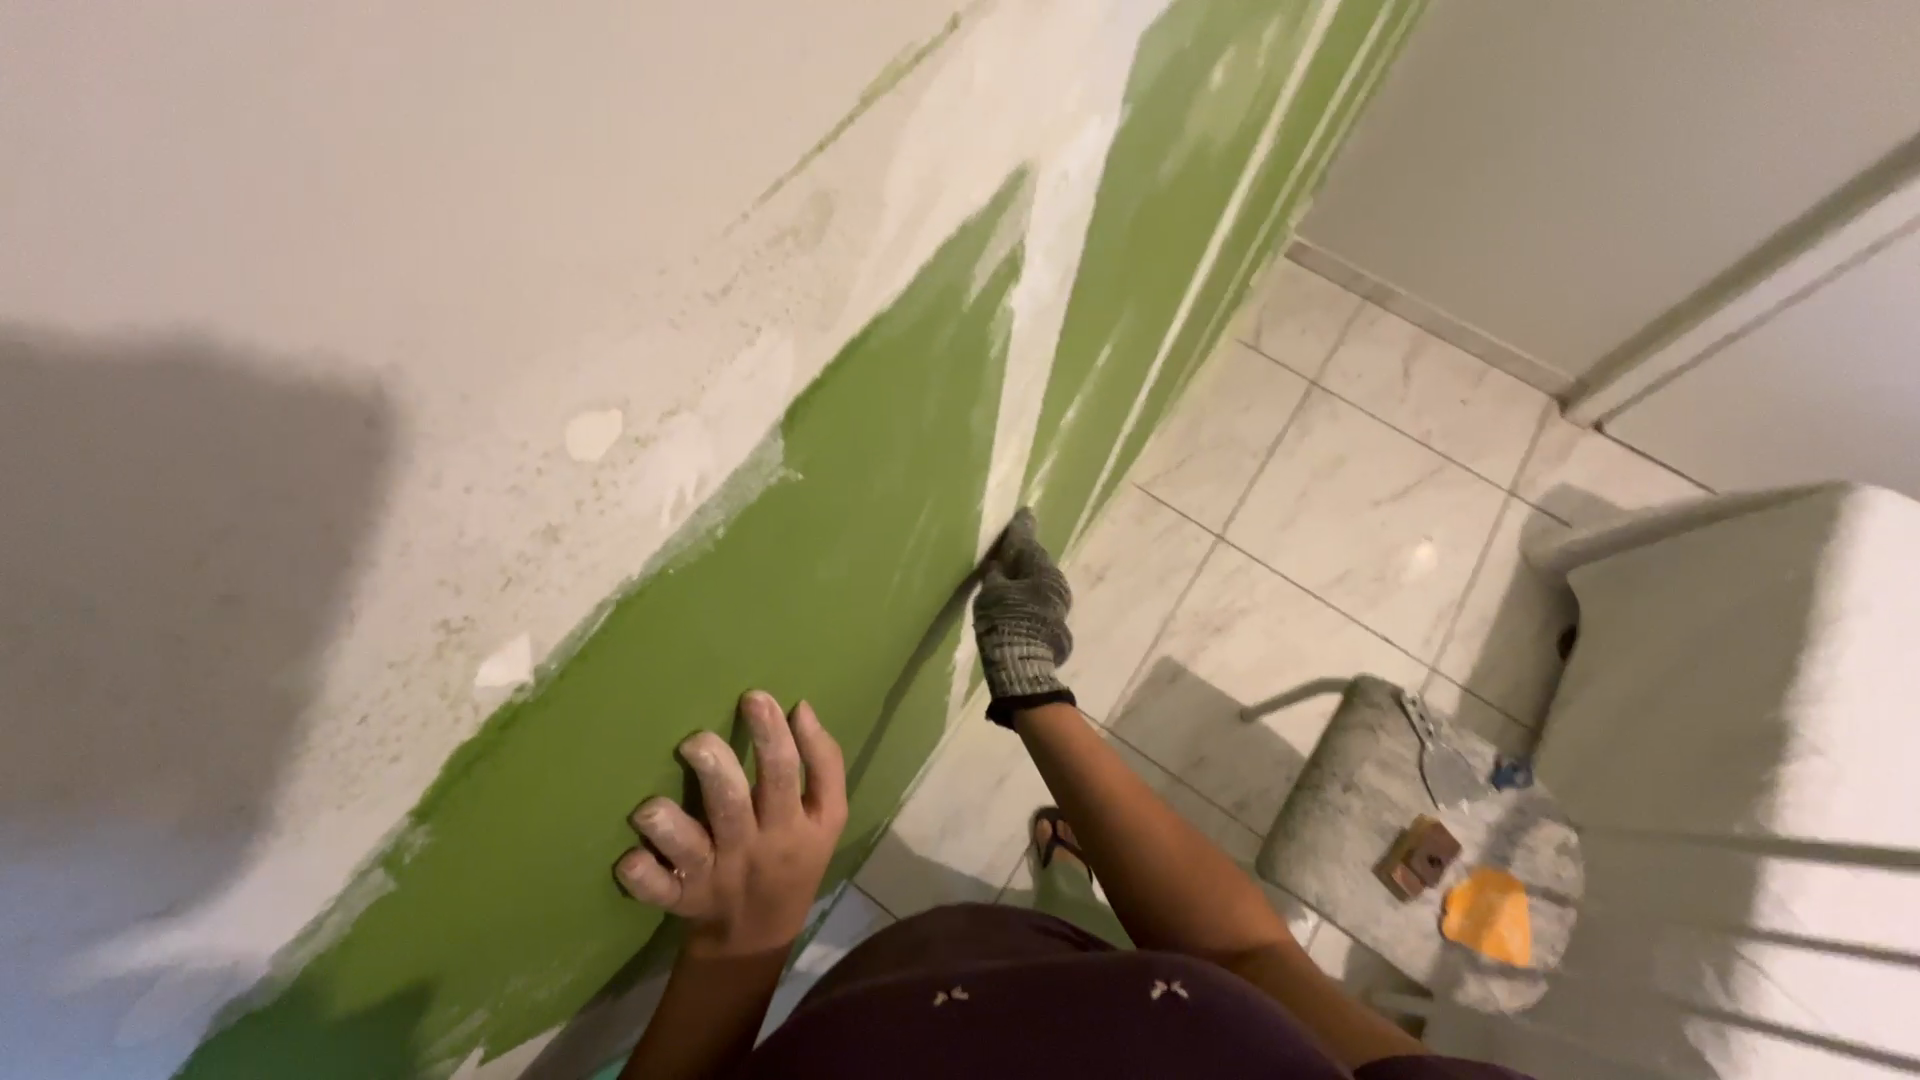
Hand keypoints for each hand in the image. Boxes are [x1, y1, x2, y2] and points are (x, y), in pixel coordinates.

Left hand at [616, 690, 846, 957]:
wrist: (761, 935)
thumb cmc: (796, 855)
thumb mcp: (829, 816)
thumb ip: (824, 762)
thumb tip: (800, 708)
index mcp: (793, 823)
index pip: (787, 772)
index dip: (772, 734)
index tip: (754, 696)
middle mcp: (753, 847)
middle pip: (734, 805)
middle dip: (715, 770)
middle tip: (696, 741)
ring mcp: (714, 875)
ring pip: (689, 850)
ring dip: (668, 827)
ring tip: (650, 807)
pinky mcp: (681, 898)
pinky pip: (657, 890)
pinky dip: (642, 877)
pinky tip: (629, 859)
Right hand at [973, 508, 1075, 725]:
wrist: (1023, 663)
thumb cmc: (1004, 620)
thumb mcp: (991, 592)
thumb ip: (996, 575)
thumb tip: (999, 565)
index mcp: (1041, 569)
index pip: (1028, 543)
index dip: (1022, 529)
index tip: (1025, 513)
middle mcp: (1056, 583)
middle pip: (1037, 563)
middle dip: (1024, 556)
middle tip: (1012, 547)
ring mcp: (1058, 604)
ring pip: (1039, 582)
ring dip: (1027, 577)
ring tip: (1011, 575)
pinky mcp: (1055, 623)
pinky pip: (1039, 599)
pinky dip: (1028, 594)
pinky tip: (1018, 599)